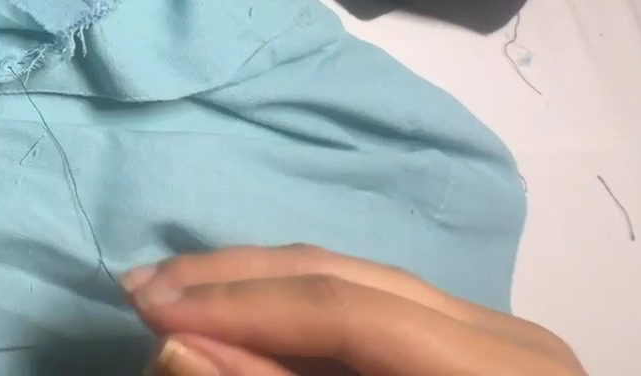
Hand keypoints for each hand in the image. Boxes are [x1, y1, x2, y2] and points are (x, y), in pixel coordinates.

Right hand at [127, 244, 586, 375]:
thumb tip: (171, 344)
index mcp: (504, 374)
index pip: (342, 307)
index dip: (238, 305)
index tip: (149, 310)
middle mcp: (501, 334)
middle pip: (330, 274)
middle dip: (224, 280)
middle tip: (136, 287)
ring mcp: (484, 331)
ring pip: (333, 276)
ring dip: (239, 283)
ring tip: (163, 288)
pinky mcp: (459, 340)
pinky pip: (348, 301)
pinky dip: (277, 305)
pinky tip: (225, 307)